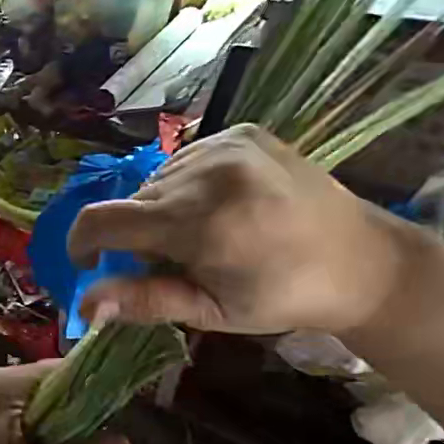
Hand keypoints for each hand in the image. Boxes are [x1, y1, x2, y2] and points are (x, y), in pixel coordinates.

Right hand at [70, 124, 416, 335]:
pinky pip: (182, 161)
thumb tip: (84, 306)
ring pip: (154, 182)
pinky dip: (183, 186)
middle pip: (130, 204)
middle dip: (135, 237)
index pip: (101, 221)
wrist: (362, 260)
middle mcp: (207, 173)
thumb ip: (143, 302)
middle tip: (174, 261)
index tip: (90, 265)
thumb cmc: (281, 297)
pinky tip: (218, 205)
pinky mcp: (241, 132)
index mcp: (200, 224)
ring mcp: (226, 145)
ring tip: (201, 232)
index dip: (80, 245)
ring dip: (159, 210)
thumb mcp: (209, 312)